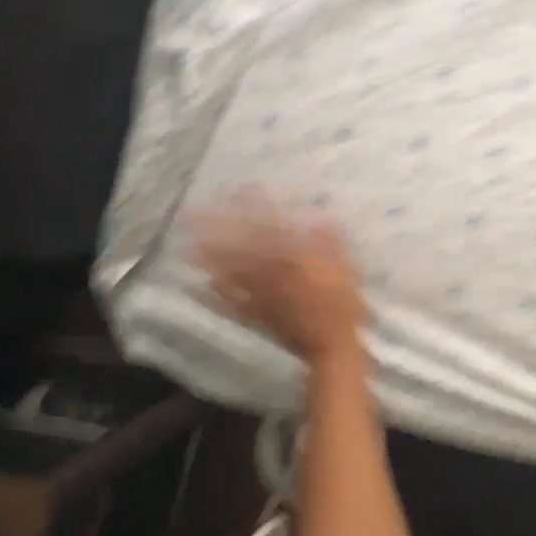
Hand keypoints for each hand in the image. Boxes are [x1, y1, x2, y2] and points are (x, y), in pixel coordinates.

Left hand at [190, 190, 368, 366]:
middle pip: (240, 245)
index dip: (256, 206)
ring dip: (209, 257)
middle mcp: (270, 272)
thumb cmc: (343, 305)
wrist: (329, 347)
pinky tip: (203, 284)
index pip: (271, 225)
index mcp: (293, 258)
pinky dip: (215, 293)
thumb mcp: (346, 269)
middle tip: (195, 213)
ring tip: (189, 244)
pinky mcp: (255, 314)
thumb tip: (321, 218)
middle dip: (219, 228)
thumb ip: (331, 244)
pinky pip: (230, 302)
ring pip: (229, 270)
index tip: (242, 188)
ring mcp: (259, 294)